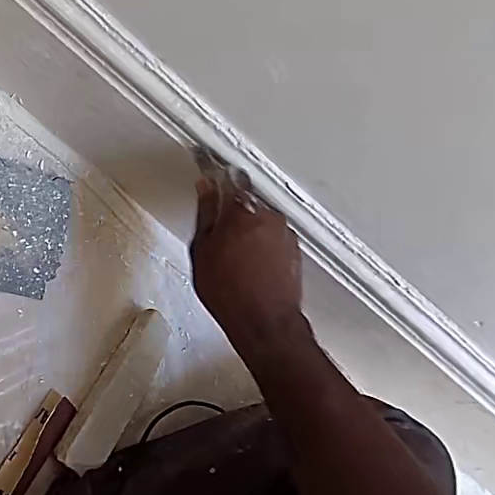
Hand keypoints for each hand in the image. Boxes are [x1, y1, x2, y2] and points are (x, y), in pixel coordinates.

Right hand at [190, 161, 306, 349]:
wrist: (263, 321)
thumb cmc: (230, 291)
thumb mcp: (201, 250)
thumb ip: (205, 213)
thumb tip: (206, 189)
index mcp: (242, 211)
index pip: (229, 179)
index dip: (215, 176)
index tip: (206, 172)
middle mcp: (269, 216)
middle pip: (247, 199)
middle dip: (230, 208)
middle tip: (212, 228)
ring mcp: (284, 233)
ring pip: (260, 218)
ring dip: (246, 226)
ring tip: (228, 252)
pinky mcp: (293, 249)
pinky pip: (271, 235)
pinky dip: (259, 242)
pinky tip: (245, 262)